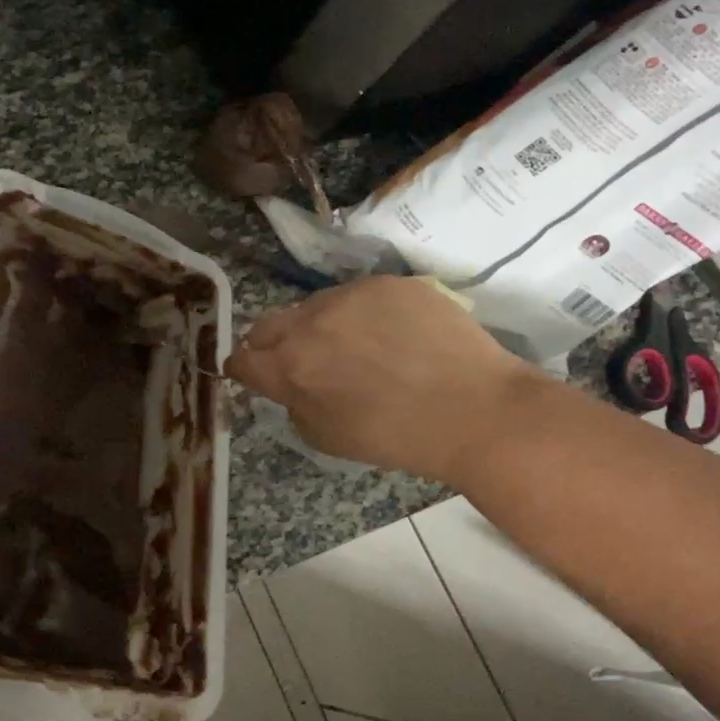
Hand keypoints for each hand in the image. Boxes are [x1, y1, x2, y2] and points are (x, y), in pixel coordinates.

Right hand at [227, 276, 545, 479]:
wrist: (478, 411)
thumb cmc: (396, 436)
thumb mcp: (325, 437)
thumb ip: (293, 404)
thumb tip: (292, 385)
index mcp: (288, 366)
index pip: (240, 359)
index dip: (245, 370)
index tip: (258, 376)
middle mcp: (308, 323)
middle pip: (268, 325)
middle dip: (275, 344)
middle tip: (305, 362)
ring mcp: (350, 296)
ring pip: (315, 306)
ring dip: (322, 325)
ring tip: (360, 348)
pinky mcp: (389, 283)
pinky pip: (361, 296)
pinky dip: (367, 314)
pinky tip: (397, 337)